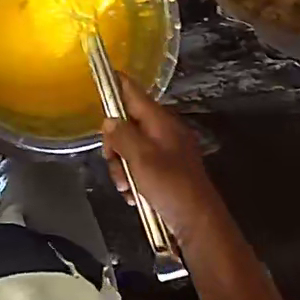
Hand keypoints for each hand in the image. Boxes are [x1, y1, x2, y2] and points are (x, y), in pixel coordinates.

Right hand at [100, 73, 228, 236]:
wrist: (198, 223)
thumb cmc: (171, 187)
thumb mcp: (141, 159)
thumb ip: (122, 136)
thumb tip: (109, 120)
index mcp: (161, 122)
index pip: (134, 93)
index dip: (117, 84)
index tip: (100, 75)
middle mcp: (163, 133)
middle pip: (126, 124)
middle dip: (114, 145)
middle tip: (114, 162)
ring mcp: (165, 153)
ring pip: (129, 150)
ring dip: (121, 168)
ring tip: (127, 188)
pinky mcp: (164, 173)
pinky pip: (138, 168)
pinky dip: (132, 181)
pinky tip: (135, 196)